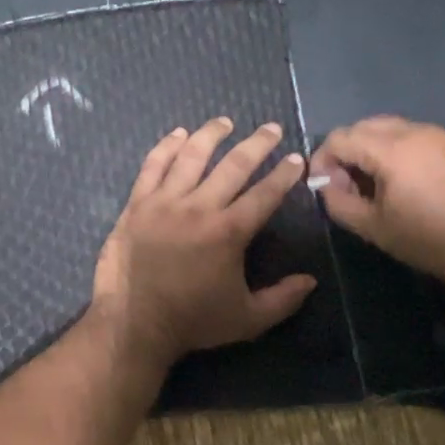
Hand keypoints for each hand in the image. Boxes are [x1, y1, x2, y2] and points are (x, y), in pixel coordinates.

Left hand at [91, 117, 317, 367]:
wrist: (133, 323)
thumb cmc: (192, 322)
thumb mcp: (247, 319)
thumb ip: (282, 299)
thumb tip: (311, 281)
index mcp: (229, 231)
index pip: (265, 194)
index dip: (284, 174)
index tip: (296, 158)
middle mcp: (199, 207)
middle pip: (233, 165)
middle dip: (257, 144)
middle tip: (271, 128)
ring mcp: (164, 202)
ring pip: (191, 156)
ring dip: (211, 135)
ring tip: (224, 121)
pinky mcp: (137, 205)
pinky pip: (153, 166)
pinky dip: (166, 147)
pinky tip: (178, 135)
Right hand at [310, 116, 444, 300]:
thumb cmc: (433, 241)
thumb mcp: (375, 228)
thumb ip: (339, 203)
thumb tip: (327, 187)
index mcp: (391, 148)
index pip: (340, 137)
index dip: (322, 160)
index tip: (322, 186)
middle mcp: (419, 132)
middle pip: (368, 126)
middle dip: (349, 150)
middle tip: (348, 183)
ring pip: (399, 131)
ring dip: (379, 151)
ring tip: (381, 186)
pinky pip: (427, 143)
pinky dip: (409, 157)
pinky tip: (418, 189)